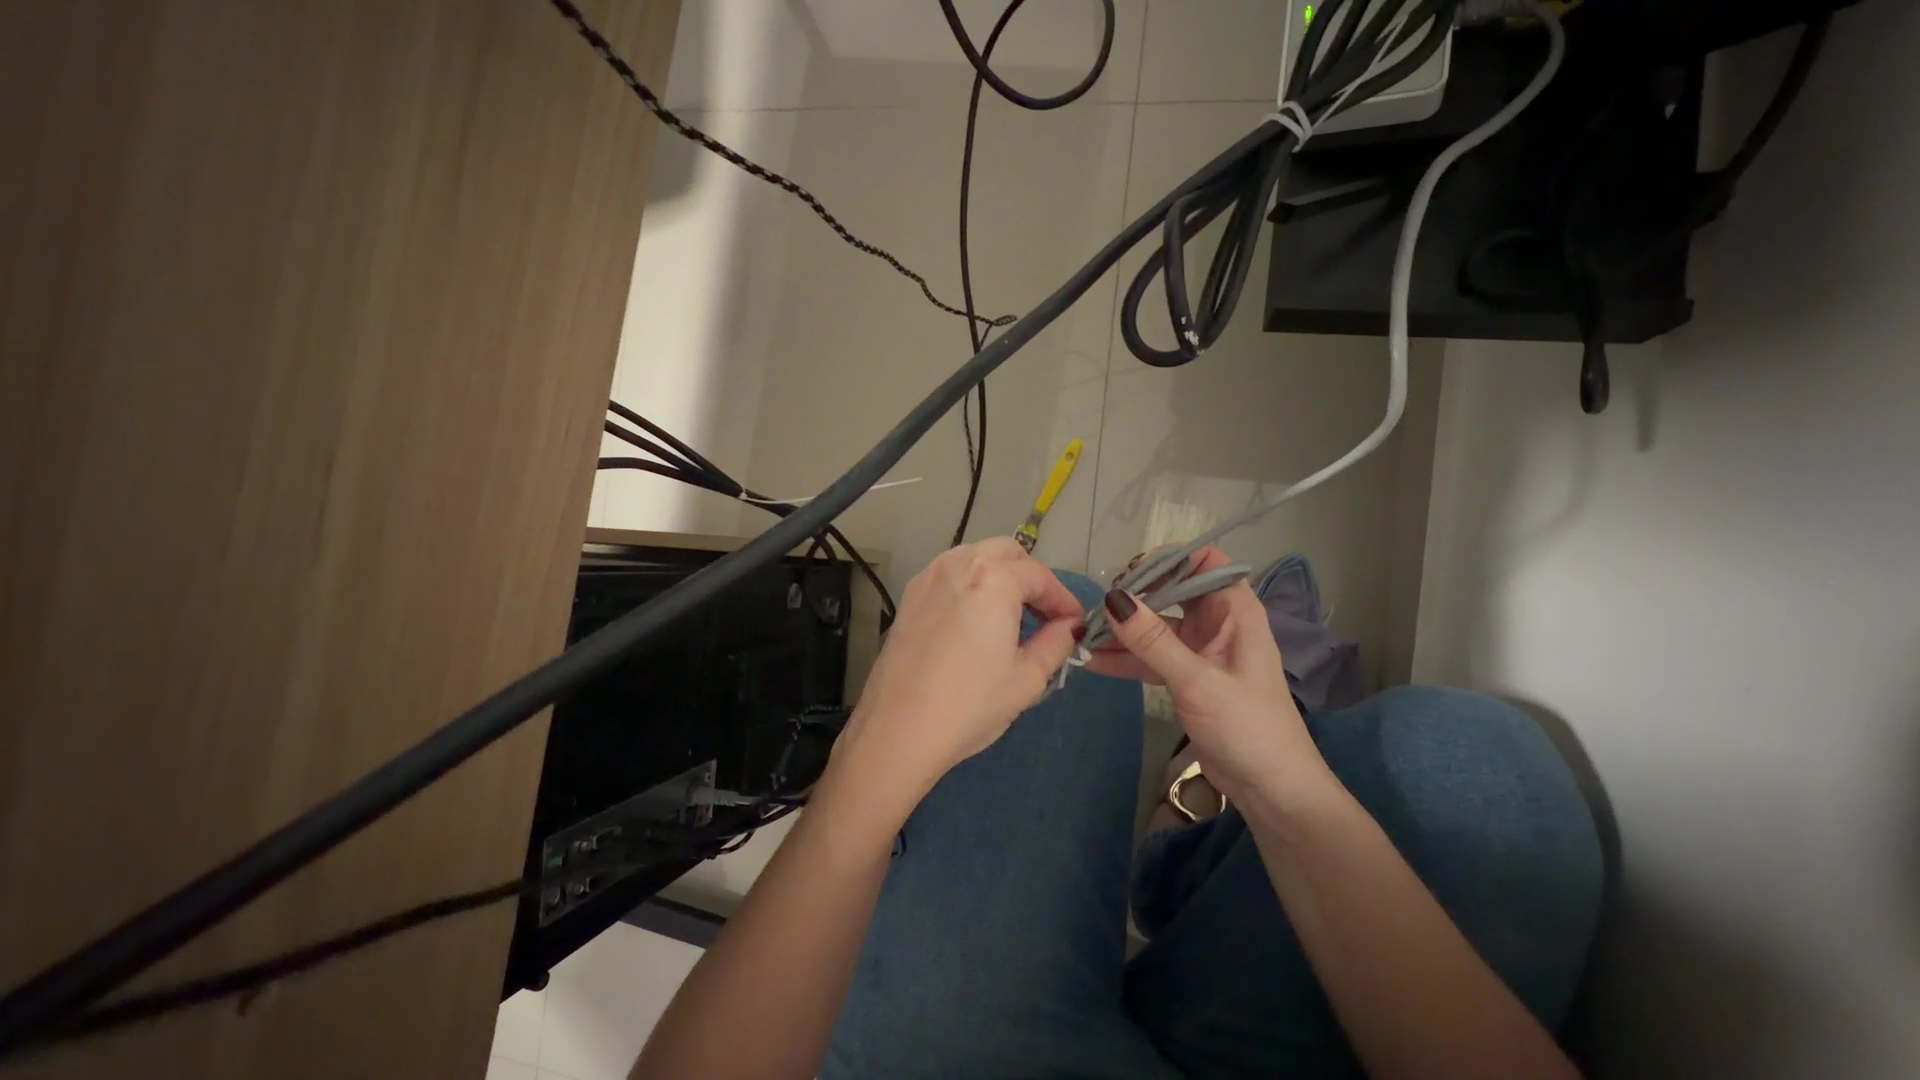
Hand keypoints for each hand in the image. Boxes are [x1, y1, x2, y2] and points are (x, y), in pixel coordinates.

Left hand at [830, 538, 1084, 815]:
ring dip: (998, 578)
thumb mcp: (1027, 677)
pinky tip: (975, 624)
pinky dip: (969, 587)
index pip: (1040, 576)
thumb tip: (1069, 627)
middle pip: (1006, 553)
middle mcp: (957, 564)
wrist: (898, 730)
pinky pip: (949, 576)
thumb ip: (1056, 643)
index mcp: (992, 577)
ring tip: (1011, 619)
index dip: (1063, 599)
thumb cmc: (970, 704)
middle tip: (1044, 616)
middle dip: (1030, 578)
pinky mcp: (907, 598)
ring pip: (973, 559)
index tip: (1074, 624)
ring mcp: (927, 578)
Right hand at [1086, 547, 1333, 806]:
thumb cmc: (1246, 726)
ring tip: (1083, 634)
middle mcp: (1218, 623)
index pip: (1204, 562)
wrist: (1271, 788)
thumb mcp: (1196, 680)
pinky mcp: (1187, 679)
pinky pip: (1151, 659)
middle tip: (1096, 607)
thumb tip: (1113, 597)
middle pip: (1173, 593)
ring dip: (1124, 631)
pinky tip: (1092, 661)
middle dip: (1135, 596)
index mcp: (1236, 611)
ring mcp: (1201, 652)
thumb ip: (1153, 640)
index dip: (1168, 561)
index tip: (1129, 574)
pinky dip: (1126, 659)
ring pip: (1157, 628)